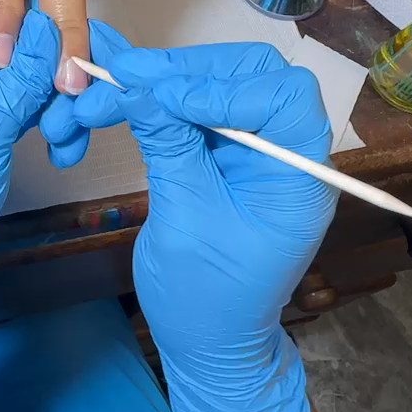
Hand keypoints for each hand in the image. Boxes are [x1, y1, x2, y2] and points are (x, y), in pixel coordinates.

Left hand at [0, 6, 58, 410]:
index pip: (23, 18)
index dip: (64, 32)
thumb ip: (20, 76)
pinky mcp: (6, 130)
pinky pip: (45, 113)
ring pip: (49, 84)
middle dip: (70, 80)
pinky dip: (62, 130)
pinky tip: (63, 153)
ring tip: (65, 142)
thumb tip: (48, 20)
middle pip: (43, 52)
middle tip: (79, 114)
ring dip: (68, 110)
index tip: (96, 58)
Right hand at [40, 24, 336, 411]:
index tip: (164, 99)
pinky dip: (158, 96)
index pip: (281, 96)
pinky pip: (194, 107)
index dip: (223, 86)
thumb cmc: (207, 297)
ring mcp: (250, 149)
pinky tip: (123, 92)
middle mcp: (281, 151)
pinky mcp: (220, 151)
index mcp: (296, 175)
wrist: (207, 341)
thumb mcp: (186, 222)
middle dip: (188, 69)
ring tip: (114, 79)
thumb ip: (168, 148)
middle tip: (127, 73)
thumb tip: (135, 88)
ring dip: (167, 77)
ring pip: (218, 81)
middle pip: (250, 74)